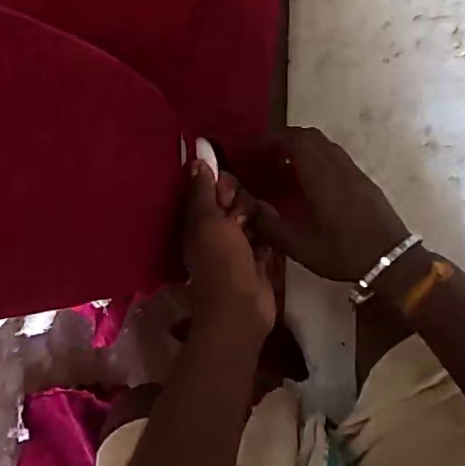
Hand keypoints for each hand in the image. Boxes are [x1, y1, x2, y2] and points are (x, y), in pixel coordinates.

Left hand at [181, 161, 275, 341]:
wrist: (241, 307)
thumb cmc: (220, 261)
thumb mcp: (207, 220)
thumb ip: (203, 190)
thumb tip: (195, 158)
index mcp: (198, 220)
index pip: (211, 187)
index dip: (222, 184)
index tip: (229, 192)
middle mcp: (216, 229)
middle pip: (234, 199)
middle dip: (242, 202)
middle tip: (241, 217)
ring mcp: (238, 244)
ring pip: (252, 216)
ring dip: (256, 218)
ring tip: (256, 230)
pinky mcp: (258, 258)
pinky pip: (266, 235)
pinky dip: (268, 235)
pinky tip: (269, 238)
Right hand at [252, 127, 410, 282]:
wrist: (391, 259)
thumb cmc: (343, 252)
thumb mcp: (300, 246)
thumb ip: (271, 225)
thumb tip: (249, 207)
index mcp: (321, 176)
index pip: (294, 141)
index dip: (271, 141)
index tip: (253, 151)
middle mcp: (338, 166)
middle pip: (310, 137)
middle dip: (284, 141)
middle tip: (265, 157)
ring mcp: (354, 171)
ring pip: (324, 145)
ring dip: (301, 148)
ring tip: (283, 169)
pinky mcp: (363, 180)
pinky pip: (335, 156)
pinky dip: (316, 158)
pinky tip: (308, 182)